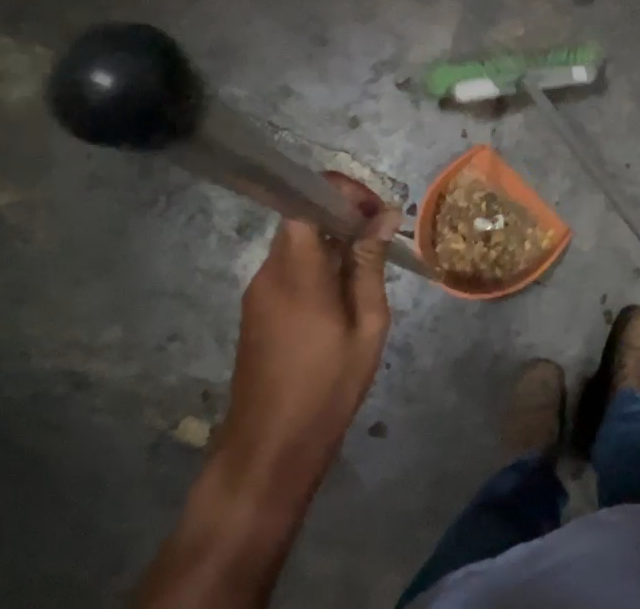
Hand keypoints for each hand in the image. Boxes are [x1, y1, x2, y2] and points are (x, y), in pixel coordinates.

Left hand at [218, 173, 402, 489]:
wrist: (269, 448)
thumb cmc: (327, 387)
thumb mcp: (367, 325)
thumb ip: (370, 265)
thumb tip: (383, 216)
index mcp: (295, 270)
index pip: (307, 199)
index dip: (342, 192)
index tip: (378, 211)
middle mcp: (268, 272)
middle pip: (302, 220)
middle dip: (342, 217)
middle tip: (382, 238)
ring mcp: (257, 293)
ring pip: (296, 246)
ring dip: (331, 244)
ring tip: (370, 269)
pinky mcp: (256, 312)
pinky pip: (289, 271)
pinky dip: (317, 268)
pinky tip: (344, 298)